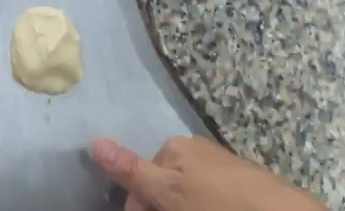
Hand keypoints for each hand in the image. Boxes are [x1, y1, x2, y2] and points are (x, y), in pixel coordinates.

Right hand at [90, 136, 324, 210]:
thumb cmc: (222, 207)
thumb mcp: (172, 195)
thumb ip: (133, 172)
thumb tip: (93, 141)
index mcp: (175, 148)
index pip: (140, 182)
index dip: (140, 210)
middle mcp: (198, 152)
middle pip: (166, 190)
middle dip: (163, 210)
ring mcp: (226, 171)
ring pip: (193, 200)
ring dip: (188, 210)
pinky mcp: (250, 191)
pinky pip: (218, 204)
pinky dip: (213, 210)